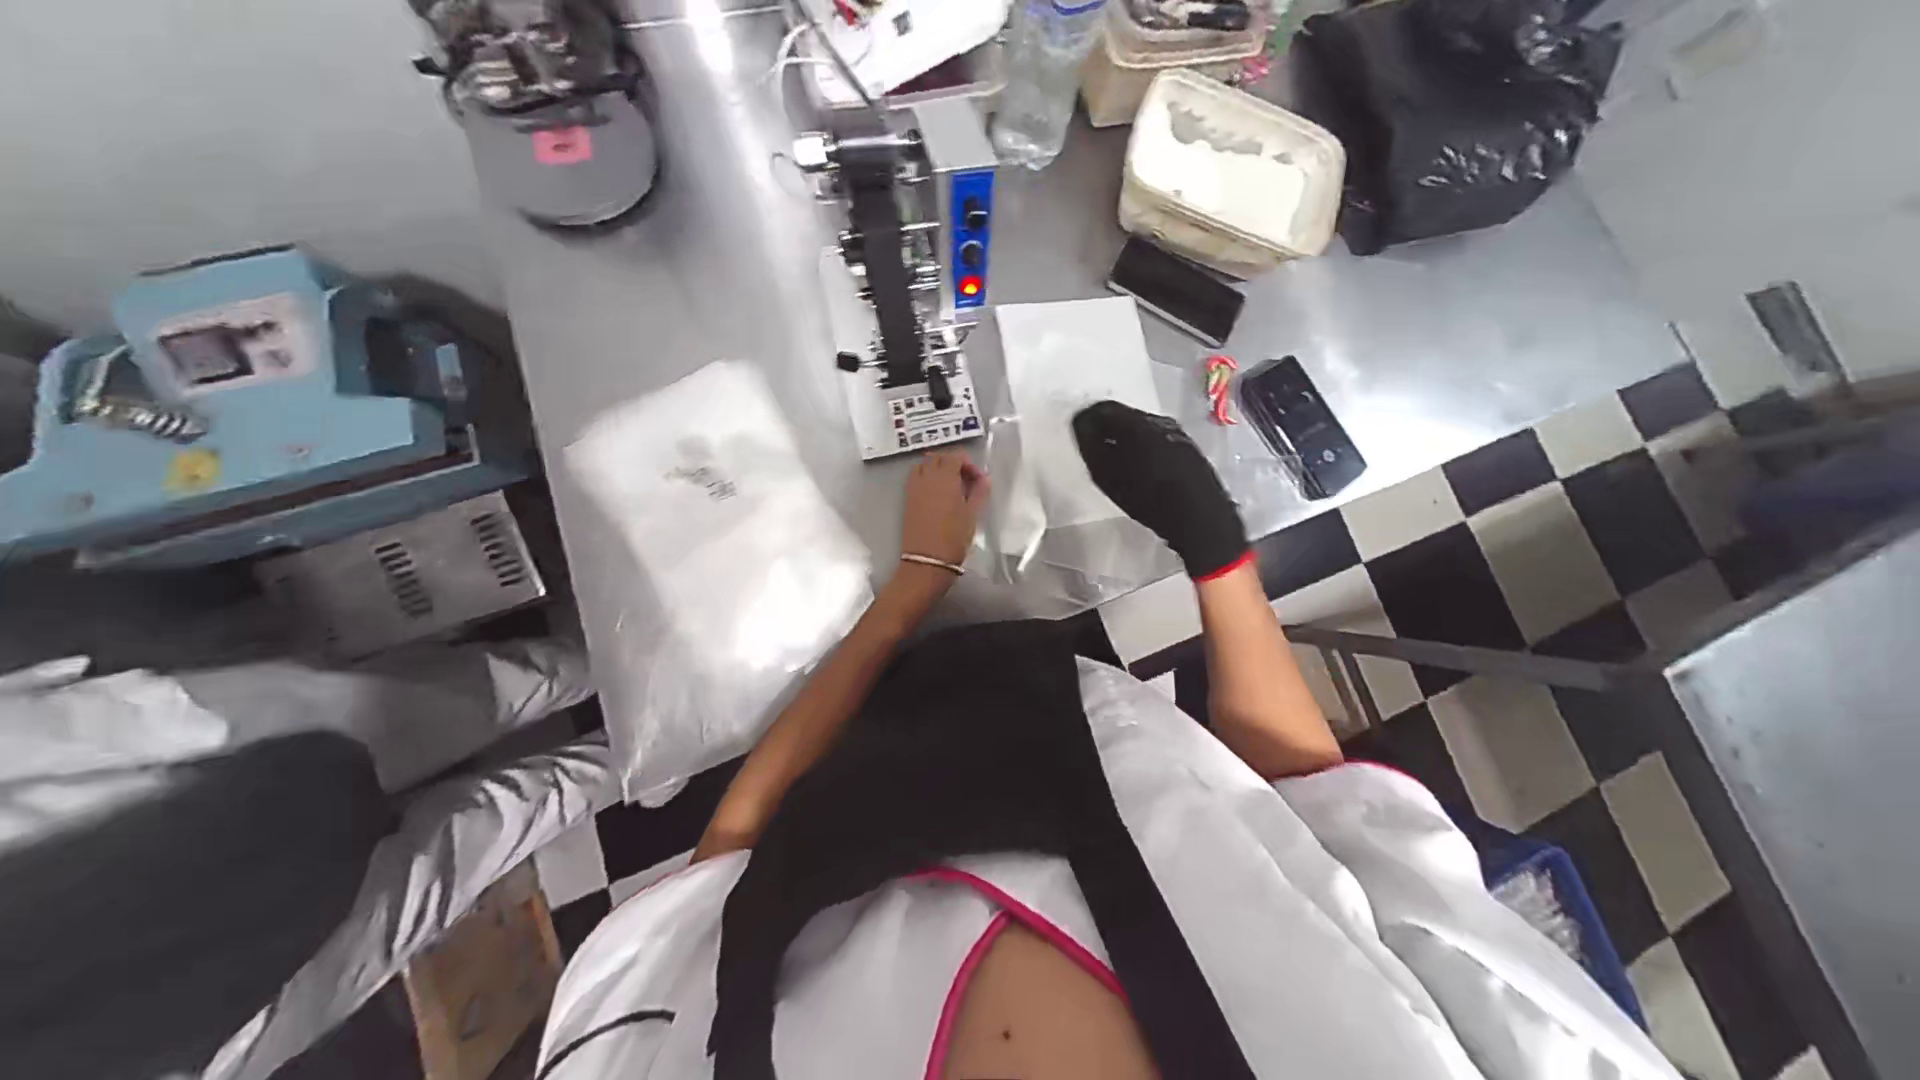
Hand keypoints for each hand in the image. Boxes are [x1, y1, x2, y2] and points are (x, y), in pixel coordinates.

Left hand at [899, 448, 989, 566]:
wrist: (927, 561)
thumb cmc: (954, 537)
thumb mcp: (972, 514)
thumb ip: (979, 492)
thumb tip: (984, 478)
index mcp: (945, 477)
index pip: (955, 456)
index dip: (968, 464)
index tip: (978, 480)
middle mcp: (926, 477)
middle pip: (938, 457)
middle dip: (953, 463)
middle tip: (966, 481)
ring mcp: (914, 487)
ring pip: (924, 465)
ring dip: (937, 469)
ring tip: (950, 487)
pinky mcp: (907, 499)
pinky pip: (916, 478)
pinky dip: (926, 478)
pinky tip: (937, 495)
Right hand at [1072, 400, 1247, 579]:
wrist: (1201, 519)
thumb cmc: (1148, 499)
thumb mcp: (1107, 477)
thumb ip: (1090, 446)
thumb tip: (1081, 426)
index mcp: (1136, 424)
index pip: (1103, 408)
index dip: (1086, 419)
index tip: (1079, 432)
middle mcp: (1159, 421)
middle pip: (1124, 415)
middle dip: (1107, 428)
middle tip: (1094, 446)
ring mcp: (1178, 433)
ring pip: (1143, 427)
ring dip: (1126, 438)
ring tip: (1117, 460)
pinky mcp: (1190, 448)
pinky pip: (1158, 438)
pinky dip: (1144, 447)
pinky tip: (1142, 469)